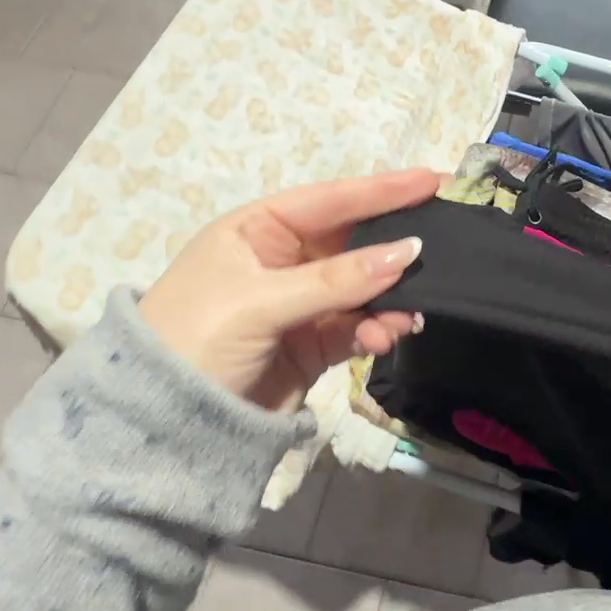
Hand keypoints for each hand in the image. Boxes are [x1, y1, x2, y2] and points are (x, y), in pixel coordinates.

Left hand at [136, 170, 438, 412]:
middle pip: (354, 241)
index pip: (331, 200)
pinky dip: (377, 328)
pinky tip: (387, 336)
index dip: (383, 190)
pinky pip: (358, 325)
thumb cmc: (196, 340)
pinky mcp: (313, 343)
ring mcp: (301, 303)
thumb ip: (338, 279)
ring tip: (411, 312)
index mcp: (258, 230)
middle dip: (397, 244)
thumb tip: (409, 251)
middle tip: (449, 239)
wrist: (161, 429)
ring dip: (390, 297)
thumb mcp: (261, 302)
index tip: (434, 180)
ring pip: (363, 287)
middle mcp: (284, 259)